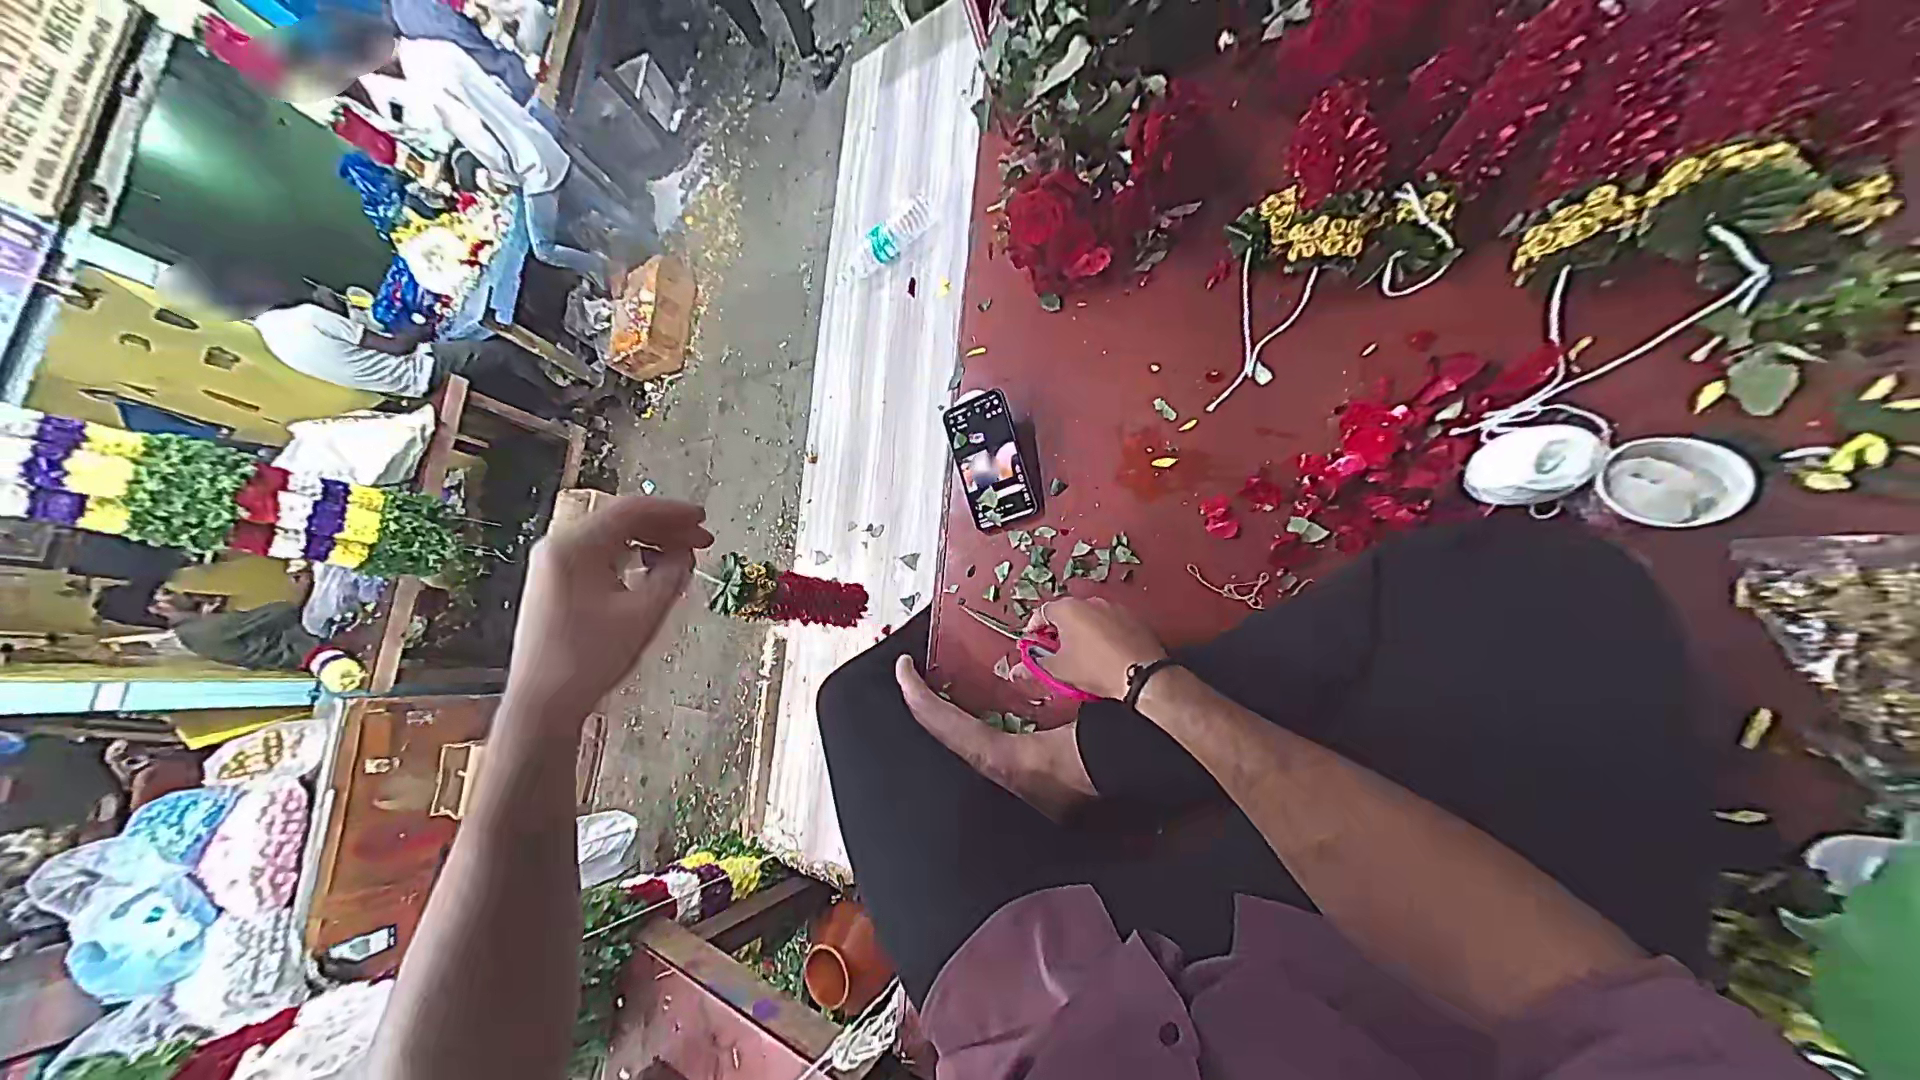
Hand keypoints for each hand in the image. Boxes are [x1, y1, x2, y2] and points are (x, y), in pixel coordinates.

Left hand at [505, 497, 712, 718]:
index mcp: (574, 547)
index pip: (630, 511)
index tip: (702, 518)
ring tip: (685, 555)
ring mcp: (554, 563)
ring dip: (651, 541)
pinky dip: (632, 555)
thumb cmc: (591, 659)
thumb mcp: (643, 614)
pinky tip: (655, 568)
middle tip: (701, 540)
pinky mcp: (557, 581)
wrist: (544, 702)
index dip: (672, 512)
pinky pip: (601, 554)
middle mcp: (559, 547)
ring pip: (612, 536)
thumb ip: (671, 575)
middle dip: (665, 527)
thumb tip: (685, 553)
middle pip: (620, 520)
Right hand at [1031, 597, 1167, 700]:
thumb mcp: (1059, 670)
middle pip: (1066, 613)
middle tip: (1055, 652)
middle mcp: (1090, 601)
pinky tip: (1104, 653)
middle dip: (1057, 631)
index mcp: (1068, 608)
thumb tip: (1015, 671)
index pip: (1041, 612)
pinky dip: (1102, 633)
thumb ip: (1035, 666)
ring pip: (1088, 617)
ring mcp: (1113, 607)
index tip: (1033, 645)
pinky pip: (1108, 622)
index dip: (1034, 630)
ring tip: (1081, 655)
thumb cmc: (1096, 668)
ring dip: (1080, 632)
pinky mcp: (1132, 617)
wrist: (1142, 674)